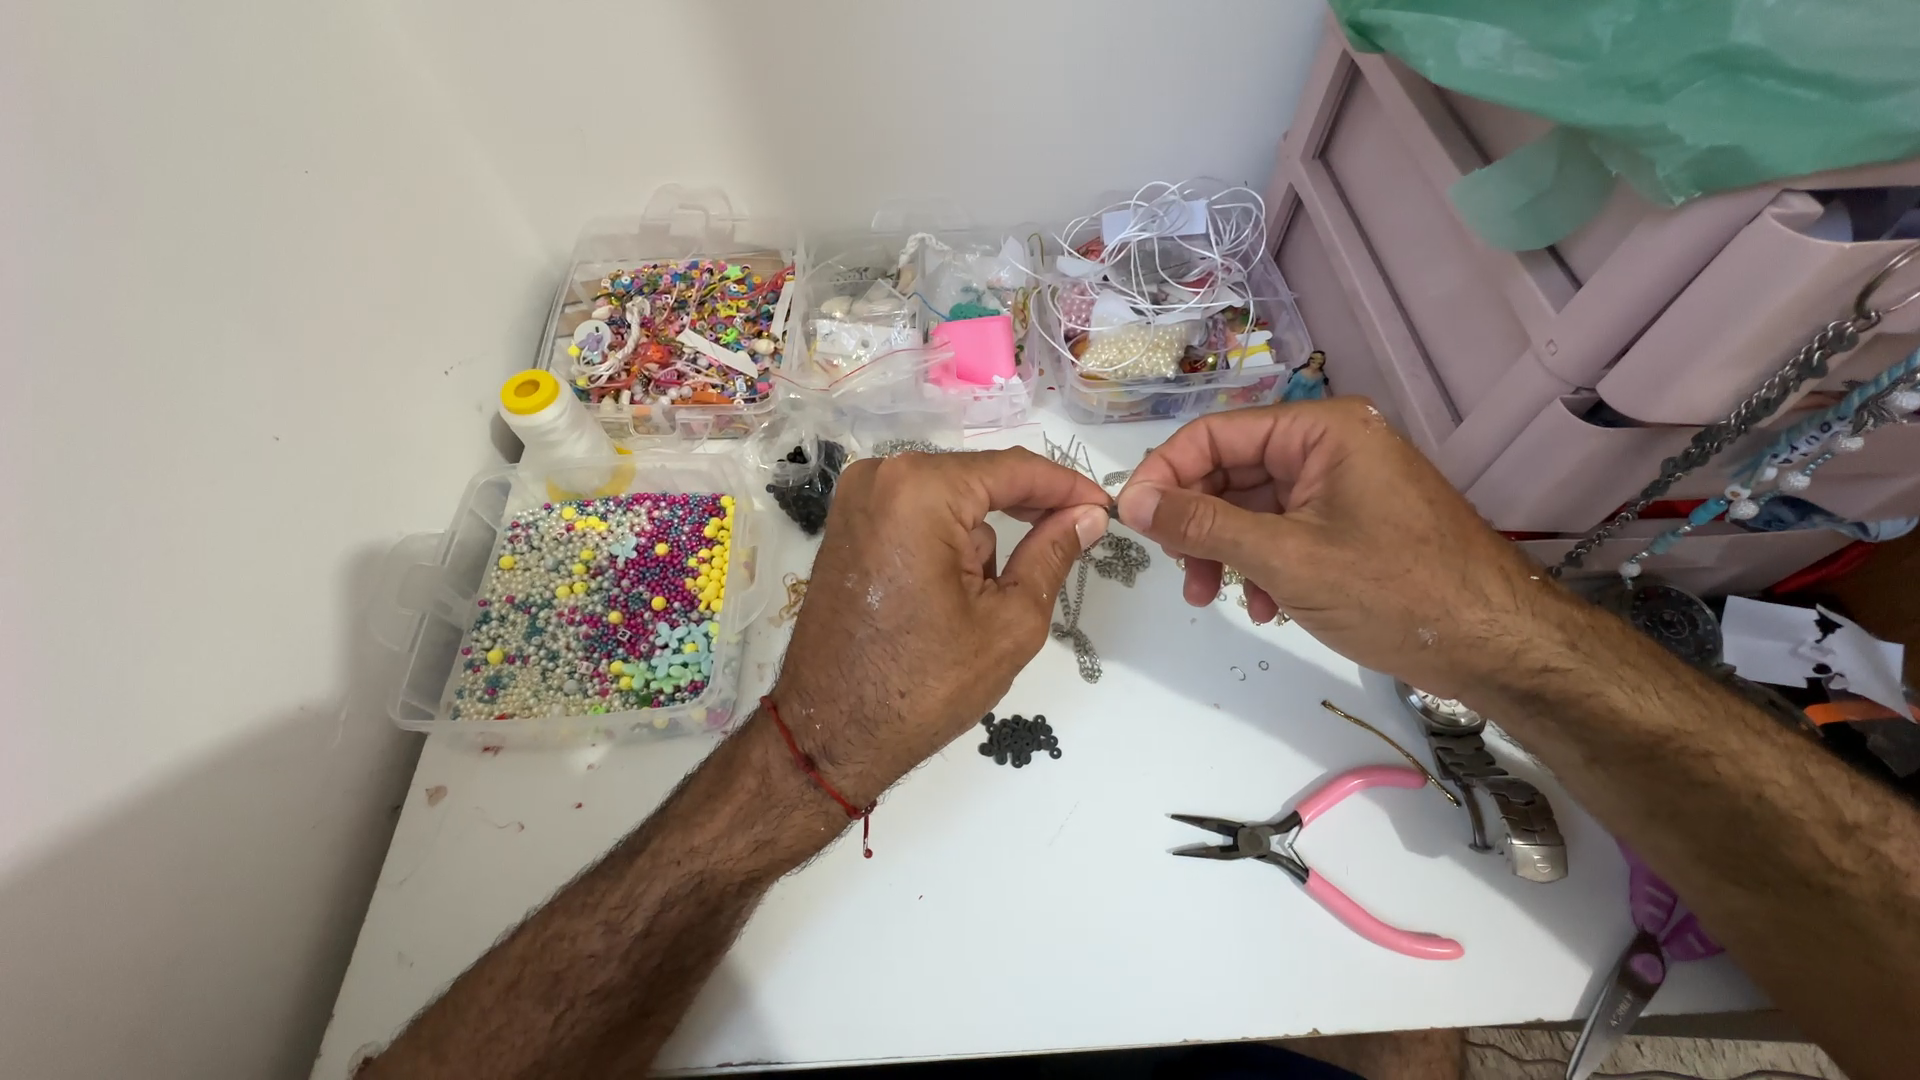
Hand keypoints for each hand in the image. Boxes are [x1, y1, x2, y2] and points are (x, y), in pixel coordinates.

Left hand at [770, 449, 1110, 803]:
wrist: (829, 734)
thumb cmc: (922, 685)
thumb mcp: (1009, 621)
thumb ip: (1052, 555)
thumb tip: (1087, 515)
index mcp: (919, 489)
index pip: (1013, 469)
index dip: (1067, 485)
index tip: (1105, 505)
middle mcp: (880, 477)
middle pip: (979, 479)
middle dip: (1026, 510)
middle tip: (1075, 537)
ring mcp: (857, 500)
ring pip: (950, 502)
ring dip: (982, 537)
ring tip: (988, 601)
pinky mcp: (849, 527)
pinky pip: (918, 516)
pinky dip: (948, 543)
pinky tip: (952, 597)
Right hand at [1116, 399, 1551, 698]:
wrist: (1498, 648)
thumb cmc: (1394, 592)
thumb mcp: (1285, 557)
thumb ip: (1203, 524)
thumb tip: (1131, 502)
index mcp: (1320, 430)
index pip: (1214, 435)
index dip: (1164, 474)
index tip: (1131, 520)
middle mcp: (1327, 446)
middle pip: (1229, 471)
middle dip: (1195, 522)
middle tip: (1174, 568)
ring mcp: (1339, 486)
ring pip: (1250, 506)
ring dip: (1222, 550)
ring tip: (1210, 597)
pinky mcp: (1347, 522)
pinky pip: (1280, 530)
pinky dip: (1258, 564)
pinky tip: (1262, 606)